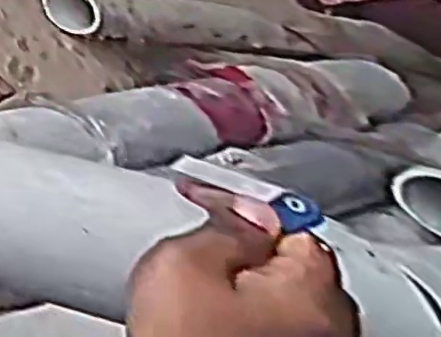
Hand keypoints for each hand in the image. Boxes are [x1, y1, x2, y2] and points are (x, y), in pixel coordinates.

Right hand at [128, 180, 355, 336]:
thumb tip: (247, 210)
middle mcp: (332, 326)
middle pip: (298, 260)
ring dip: (248, 265)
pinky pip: (278, 312)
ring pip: (288, 288)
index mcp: (313, 295)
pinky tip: (212, 292)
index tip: (206, 192)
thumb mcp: (187, 259)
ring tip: (200, 259)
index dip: (247, 202)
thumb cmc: (185, 329)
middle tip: (200, 220)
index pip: (297, 228)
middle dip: (250, 236)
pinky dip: (248, 292)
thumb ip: (223, 228)